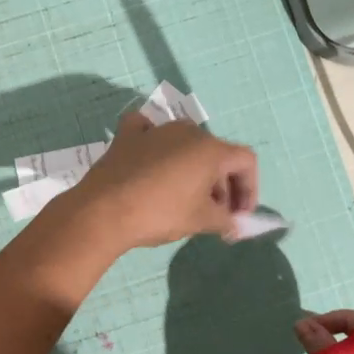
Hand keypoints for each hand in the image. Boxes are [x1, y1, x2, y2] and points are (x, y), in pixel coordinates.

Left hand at [48, 112, 257, 251]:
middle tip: (215, 214)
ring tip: (186, 198)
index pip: (246, 161)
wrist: (104, 211)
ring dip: (192, 168)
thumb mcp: (200, 221)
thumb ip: (225, 219)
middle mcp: (186, 131)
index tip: (238, 216)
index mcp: (210, 148)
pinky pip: (147, 130)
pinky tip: (151, 157)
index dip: (249, 189)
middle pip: (215, 153)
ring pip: (185, 144)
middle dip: (221, 184)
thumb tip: (233, 223)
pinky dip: (154, 142)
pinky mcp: (127, 135)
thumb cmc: (160, 213)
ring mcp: (154, 129)